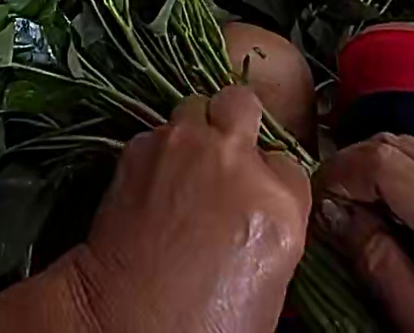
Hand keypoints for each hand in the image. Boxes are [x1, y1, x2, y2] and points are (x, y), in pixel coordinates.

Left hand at [65, 86, 310, 332]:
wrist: (124, 322)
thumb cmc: (204, 325)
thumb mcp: (269, 285)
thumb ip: (272, 224)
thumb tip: (259, 204)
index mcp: (277, 202)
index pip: (289, 162)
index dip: (271, 178)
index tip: (257, 194)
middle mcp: (233, 159)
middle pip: (243, 103)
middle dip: (236, 120)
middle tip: (225, 149)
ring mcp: (184, 144)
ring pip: (194, 107)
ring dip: (194, 131)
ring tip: (185, 164)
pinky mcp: (141, 144)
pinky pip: (157, 132)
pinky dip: (158, 150)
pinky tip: (153, 181)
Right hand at [316, 134, 413, 332]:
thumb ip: (383, 268)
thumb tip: (332, 209)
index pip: (390, 163)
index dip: (341, 174)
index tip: (317, 206)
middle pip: (400, 146)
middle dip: (354, 169)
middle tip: (331, 213)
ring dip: (374, 174)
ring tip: (356, 220)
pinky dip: (398, 185)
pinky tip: (390, 225)